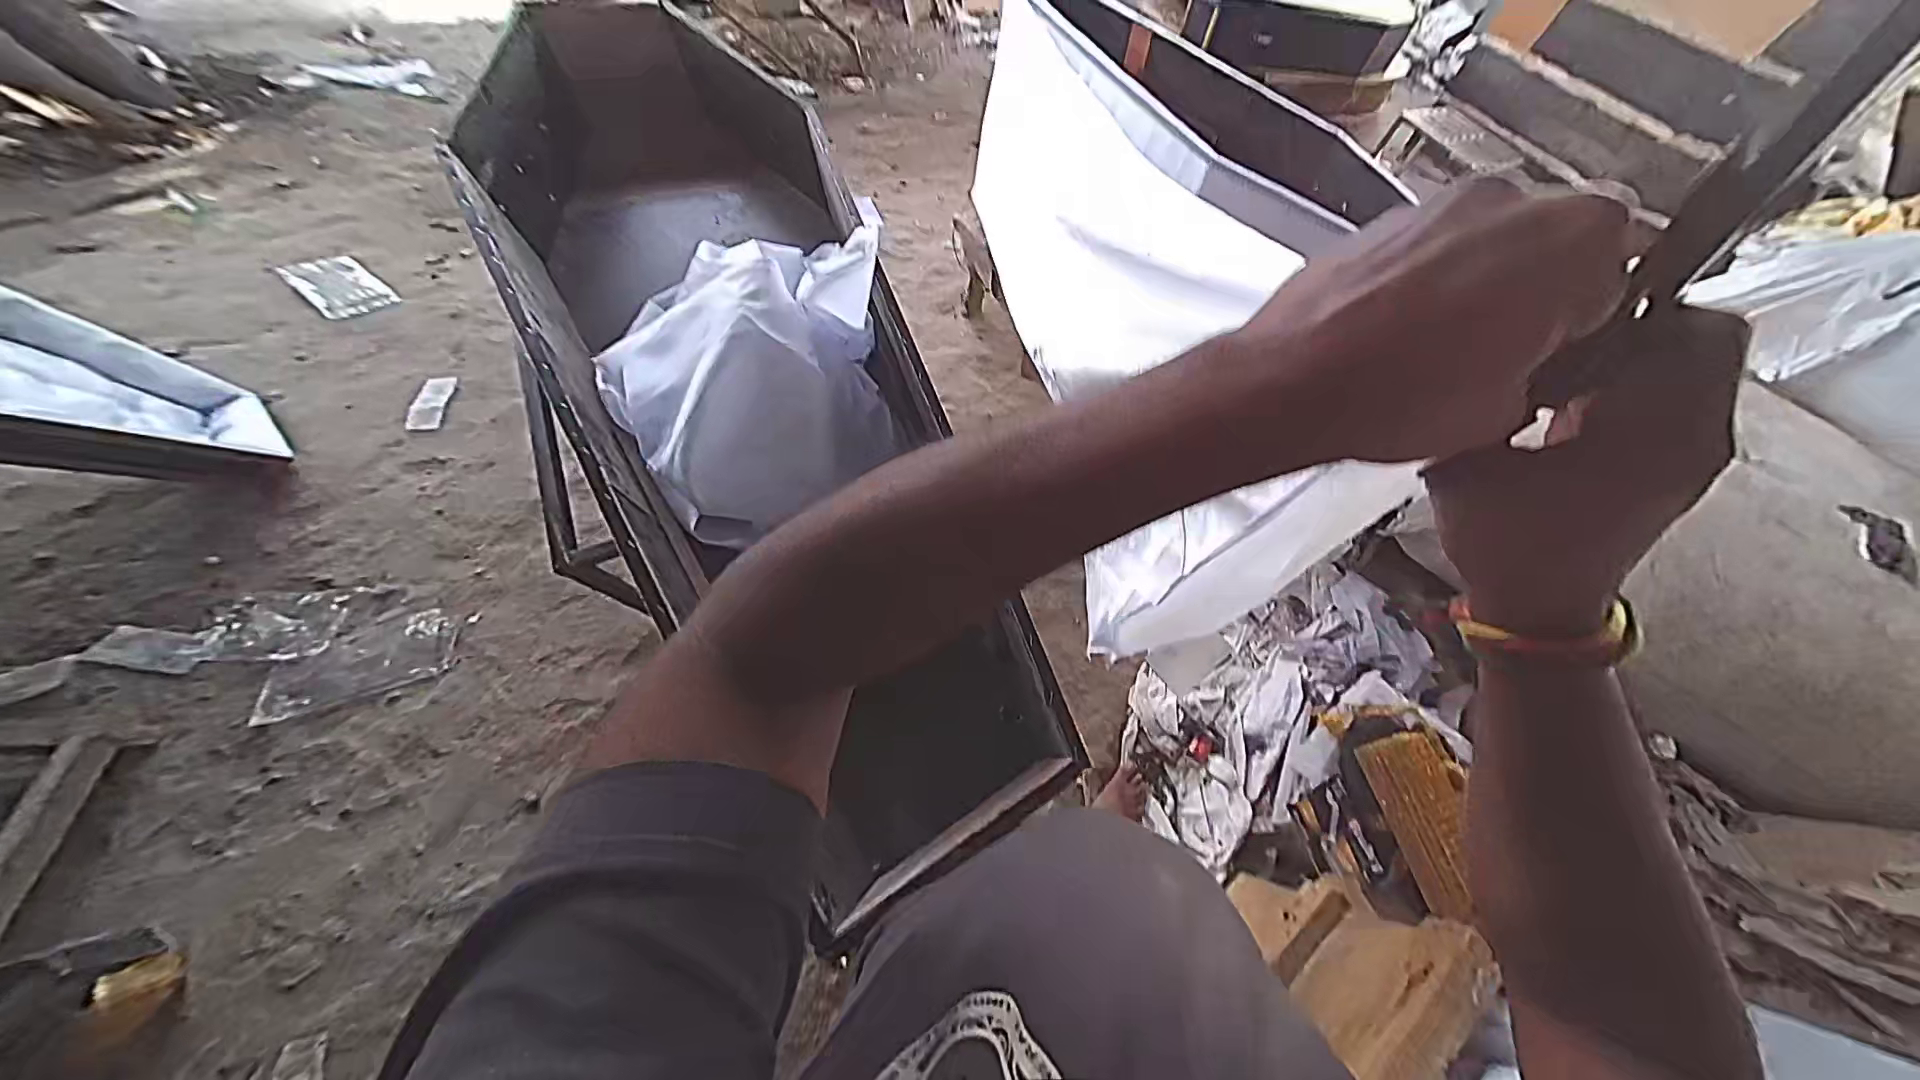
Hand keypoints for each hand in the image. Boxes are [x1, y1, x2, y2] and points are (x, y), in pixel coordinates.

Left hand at [1228, 177, 1634, 464]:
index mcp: (1578, 236)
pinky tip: (1387, 336)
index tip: (1550, 357)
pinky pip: (1418, 254)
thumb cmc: (1385, 396)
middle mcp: (1508, 200)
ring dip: (1469, 289)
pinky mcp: (1375, 225)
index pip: (1615, 277)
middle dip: (1527, 299)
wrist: (1285, 382)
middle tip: (1488, 357)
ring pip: (1479, 248)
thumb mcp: (1500, 411)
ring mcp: (1433, 206)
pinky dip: (1413, 285)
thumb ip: (1540, 374)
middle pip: (1546, 250)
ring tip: (1425, 352)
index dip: (1579, 328)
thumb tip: (1525, 374)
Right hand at [1425, 307, 1748, 635]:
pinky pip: (1684, 391)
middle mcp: (1695, 436)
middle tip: (1566, 334)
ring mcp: (1699, 449)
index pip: (1678, 330)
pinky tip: (1577, 396)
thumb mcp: (1467, 469)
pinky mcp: (1685, 460)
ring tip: (1567, 364)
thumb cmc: (1503, 545)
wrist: (1537, 604)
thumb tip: (1470, 357)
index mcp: (1647, 436)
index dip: (1619, 309)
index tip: (1560, 315)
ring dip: (1636, 351)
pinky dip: (1638, 379)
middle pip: (1703, 336)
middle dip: (1635, 323)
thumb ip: (1477, 406)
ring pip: (1697, 361)